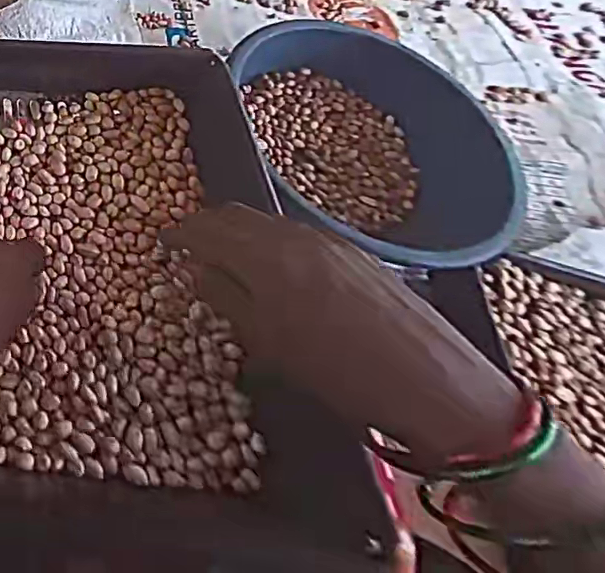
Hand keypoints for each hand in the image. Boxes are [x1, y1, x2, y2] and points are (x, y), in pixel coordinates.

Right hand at [162, 204, 521, 464]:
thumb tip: (196, 269)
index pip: (203, 228)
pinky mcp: (356, 252)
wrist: (441, 389)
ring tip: (230, 259)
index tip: (163, 242)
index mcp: (262, 255)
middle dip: (206, 226)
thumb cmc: (340, 372)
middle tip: (191, 247)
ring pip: (265, 221)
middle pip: (232, 214)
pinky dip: (271, 241)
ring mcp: (328, 240)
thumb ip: (223, 295)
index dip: (177, 233)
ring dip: (239, 232)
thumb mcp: (266, 341)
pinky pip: (296, 234)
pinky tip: (277, 270)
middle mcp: (292, 235)